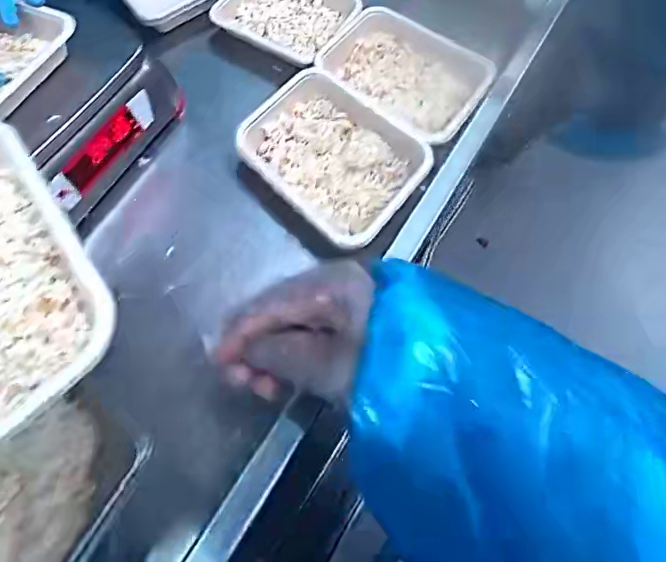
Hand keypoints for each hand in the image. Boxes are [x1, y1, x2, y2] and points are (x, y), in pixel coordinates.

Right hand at [214, 262, 373, 404]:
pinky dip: (295, 351)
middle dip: (255, 344)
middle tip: (240, 382)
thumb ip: (283, 353)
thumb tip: (246, 347)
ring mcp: (348, 295)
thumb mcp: (332, 366)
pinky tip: (286, 376)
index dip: (239, 332)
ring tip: (263, 386)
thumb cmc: (387, 366)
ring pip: (295, 319)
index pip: (271, 302)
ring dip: (273, 352)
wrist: (449, 373)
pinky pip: (313, 327)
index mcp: (331, 282)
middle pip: (280, 308)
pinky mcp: (358, 314)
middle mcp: (336, 279)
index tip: (217, 363)